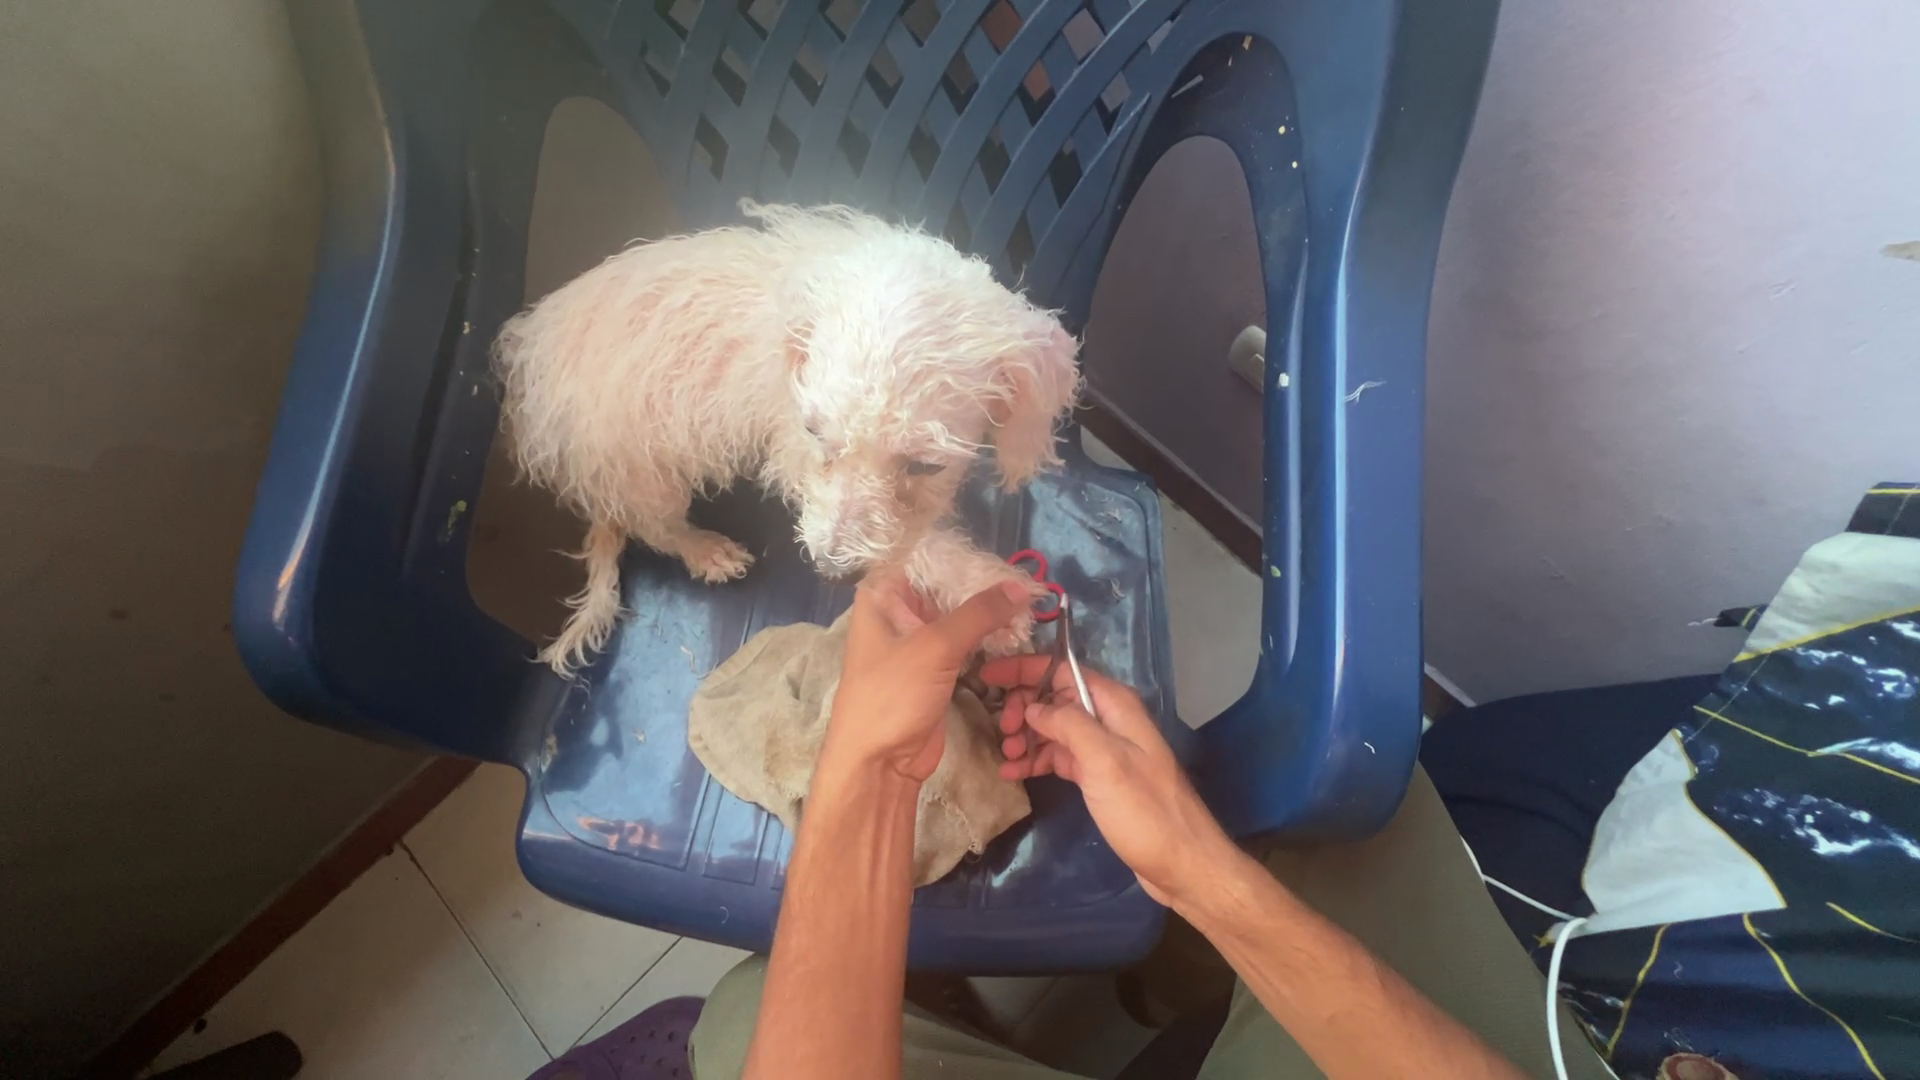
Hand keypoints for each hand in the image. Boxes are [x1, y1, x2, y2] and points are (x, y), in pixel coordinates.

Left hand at [823, 571, 1030, 783]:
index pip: (926, 558)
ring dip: (988, 612)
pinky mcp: (934, 666)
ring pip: (957, 613)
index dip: (965, 558)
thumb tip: (1021, 587)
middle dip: (983, 585)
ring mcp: (915, 639)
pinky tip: (1014, 630)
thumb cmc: (893, 695)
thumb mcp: (936, 646)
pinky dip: (986, 635)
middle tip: (1025, 585)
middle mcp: (896, 610)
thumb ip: (980, 612)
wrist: (879, 763)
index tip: (1004, 562)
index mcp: (882, 595)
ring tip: (1027, 606)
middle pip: (945, 585)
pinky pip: (963, 639)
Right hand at [979, 657, 1234, 905]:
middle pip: (1054, 697)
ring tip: (1006, 756)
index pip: (1061, 669)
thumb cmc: (1145, 810)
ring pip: (1053, 728)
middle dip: (1023, 707)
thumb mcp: (1104, 761)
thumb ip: (1068, 724)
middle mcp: (1107, 718)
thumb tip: (1033, 706)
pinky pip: (1058, 756)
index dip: (1023, 669)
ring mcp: (1101, 748)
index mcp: (1114, 704)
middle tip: (1003, 731)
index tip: (987, 676)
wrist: (1180, 864)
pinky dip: (1035, 760)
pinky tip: (1012, 772)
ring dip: (1026, 736)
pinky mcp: (1096, 775)